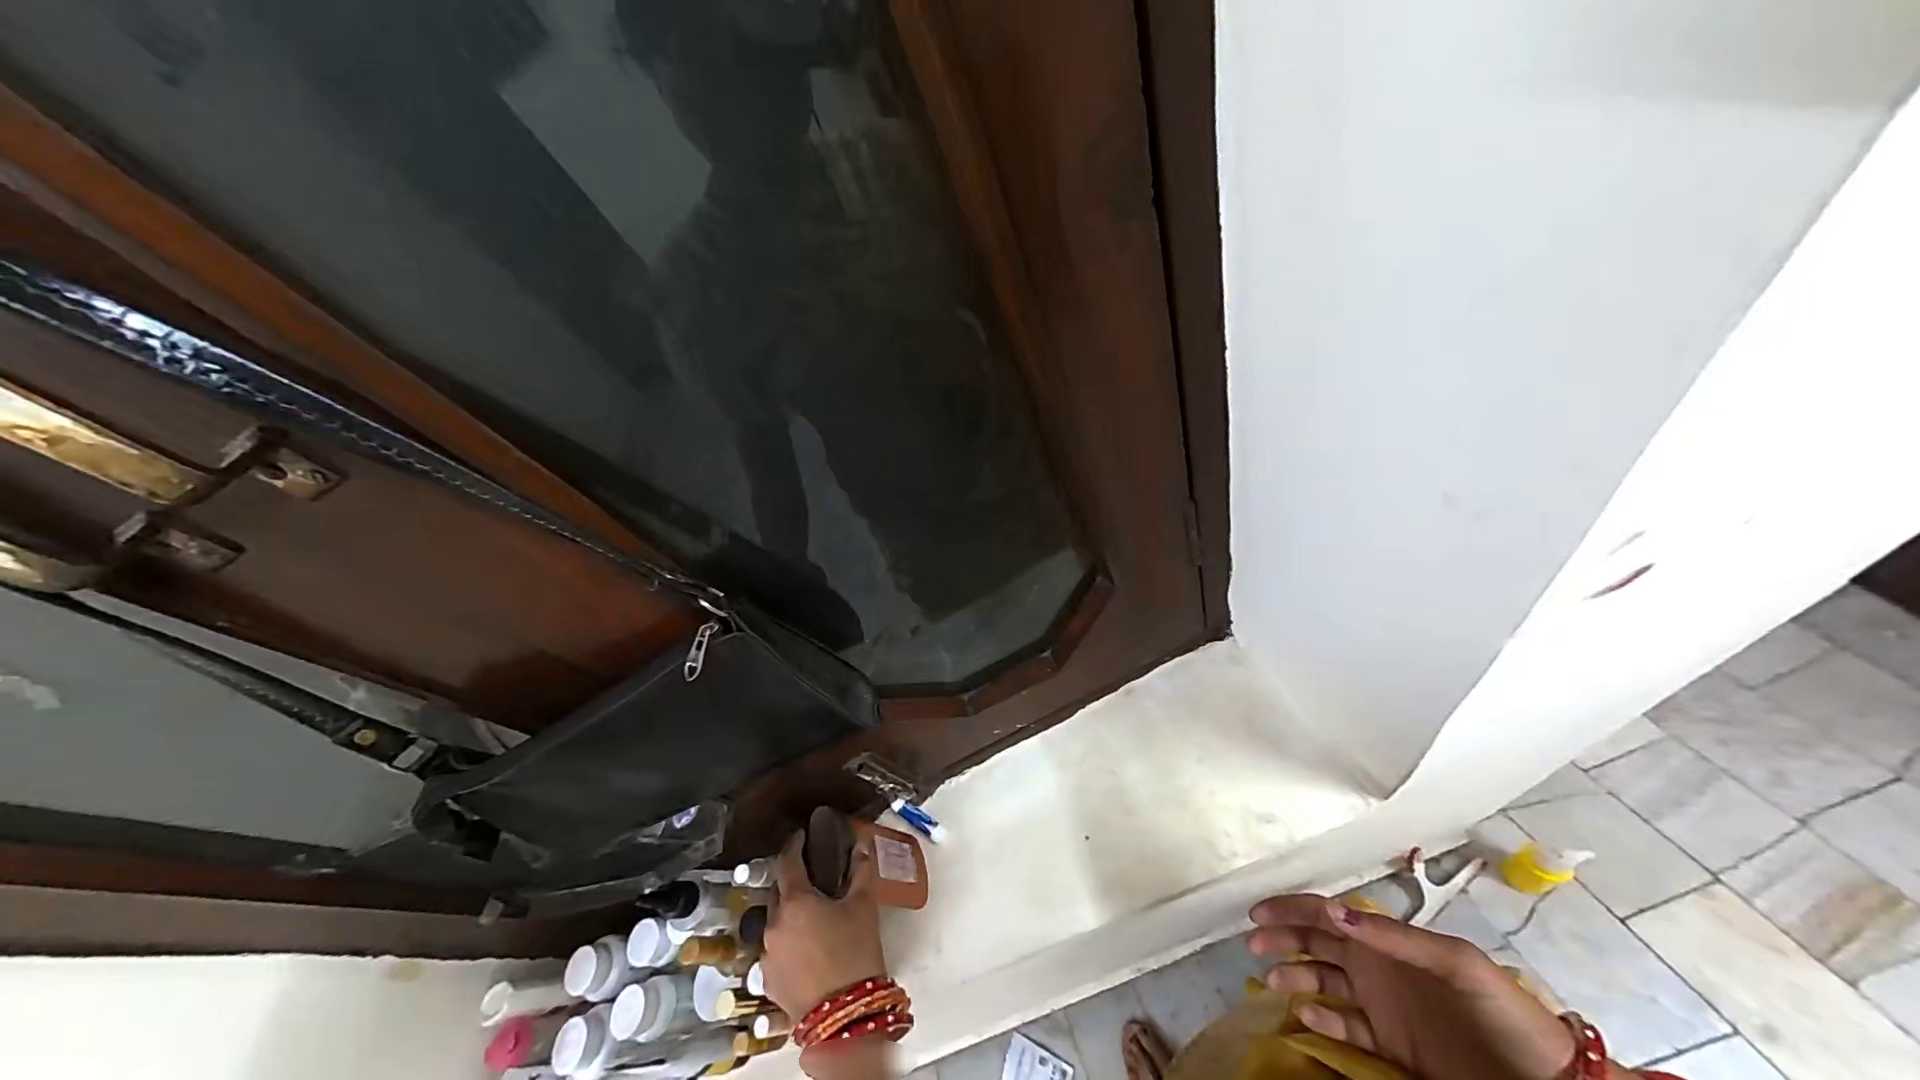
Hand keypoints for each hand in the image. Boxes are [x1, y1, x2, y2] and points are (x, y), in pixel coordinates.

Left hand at [762, 828, 888, 1021]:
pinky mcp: (767, 981)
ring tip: (813, 919)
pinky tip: (807, 949)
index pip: (787, 861)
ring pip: (775, 924)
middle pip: (778, 892)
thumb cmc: (855, 953)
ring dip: (790, 916)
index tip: (801, 836)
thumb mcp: (864, 906)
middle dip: (793, 883)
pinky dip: (787, 943)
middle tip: (814, 880)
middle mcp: (773, 924)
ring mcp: (766, 955)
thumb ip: (861, 871)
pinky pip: (774, 951)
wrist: (845, 1016)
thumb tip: (860, 848)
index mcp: (794, 901)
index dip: (794, 845)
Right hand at [1248, 894, 1577, 1079]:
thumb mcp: (1453, 962)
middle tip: (1253, 945)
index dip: (1291, 908)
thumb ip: (1392, 937)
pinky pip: (1344, 1027)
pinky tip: (1309, 1017)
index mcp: (1387, 941)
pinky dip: (1322, 1020)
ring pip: (1322, 982)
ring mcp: (1381, 1005)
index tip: (1257, 913)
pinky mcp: (1390, 1045)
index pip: (1328, 914)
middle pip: (1316, 943)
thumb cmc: (1499, 1009)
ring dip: (1294, 976)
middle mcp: (1376, 966)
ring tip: (1275, 983)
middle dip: (1281, 938)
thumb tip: (1332, 910)